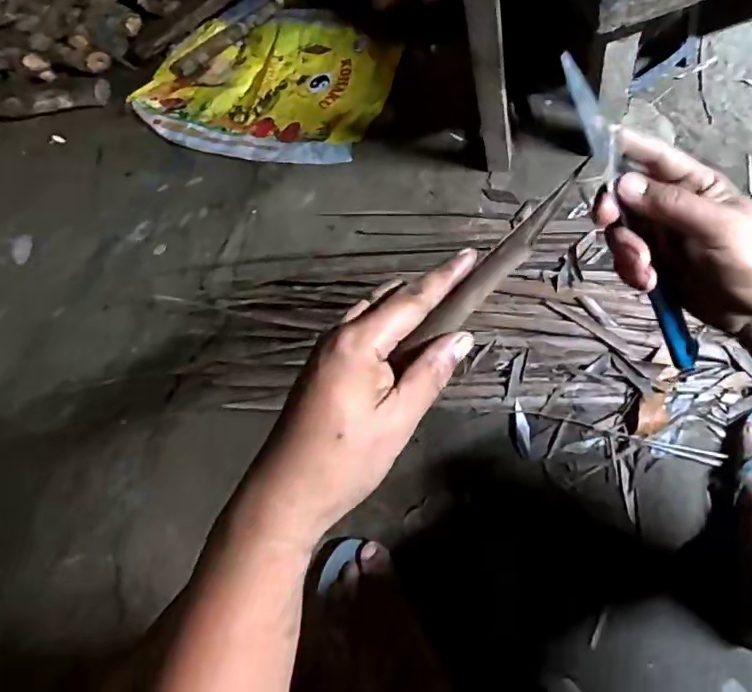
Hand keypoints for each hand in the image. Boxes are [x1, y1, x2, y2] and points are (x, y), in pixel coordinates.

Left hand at [229, 251, 477, 549]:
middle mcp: (340, 334)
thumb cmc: (345, 462)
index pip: (412, 300)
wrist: (281, 498)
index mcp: (359, 343)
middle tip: (464, 282)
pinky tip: (405, 337)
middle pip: (392, 298)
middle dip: (428, 288)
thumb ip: (430, 373)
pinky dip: (389, 321)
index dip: (445, 277)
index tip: (470, 254)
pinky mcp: (323, 364)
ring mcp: (327, 348)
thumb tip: (461, 337)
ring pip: (375, 310)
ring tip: (443, 305)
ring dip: (408, 304)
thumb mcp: (398, 420)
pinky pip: (363, 326)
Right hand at [593, 130, 751, 337]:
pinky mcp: (656, 263)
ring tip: (645, 269)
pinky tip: (650, 284)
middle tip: (607, 222)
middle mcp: (671, 203)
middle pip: (624, 192)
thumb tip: (624, 182)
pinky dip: (631, 270)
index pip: (654, 155)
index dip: (624, 146)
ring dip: (624, 247)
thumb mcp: (720, 227)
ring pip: (621, 228)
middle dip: (613, 207)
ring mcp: (662, 235)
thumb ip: (672, 204)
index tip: (595, 143)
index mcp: (693, 183)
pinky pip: (627, 258)